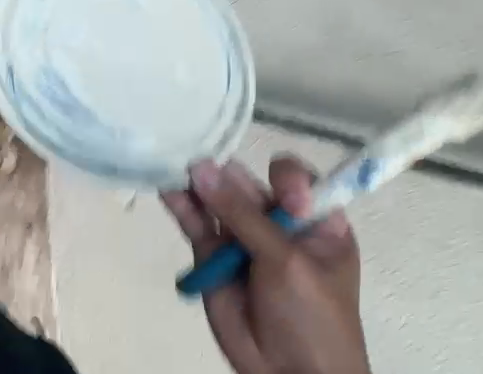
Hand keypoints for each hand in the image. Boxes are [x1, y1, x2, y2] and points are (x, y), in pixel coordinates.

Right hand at [162, 158, 371, 373]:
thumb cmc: (312, 317)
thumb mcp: (288, 262)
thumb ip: (242, 215)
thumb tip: (200, 167)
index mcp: (317, 228)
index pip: (299, 184)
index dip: (286, 180)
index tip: (281, 194)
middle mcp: (279, 226)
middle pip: (248, 185)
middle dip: (226, 173)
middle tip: (200, 166)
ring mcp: (242, 239)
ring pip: (216, 199)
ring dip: (197, 183)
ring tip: (177, 170)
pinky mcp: (211, 253)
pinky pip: (193, 220)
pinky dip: (179, 203)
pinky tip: (165, 187)